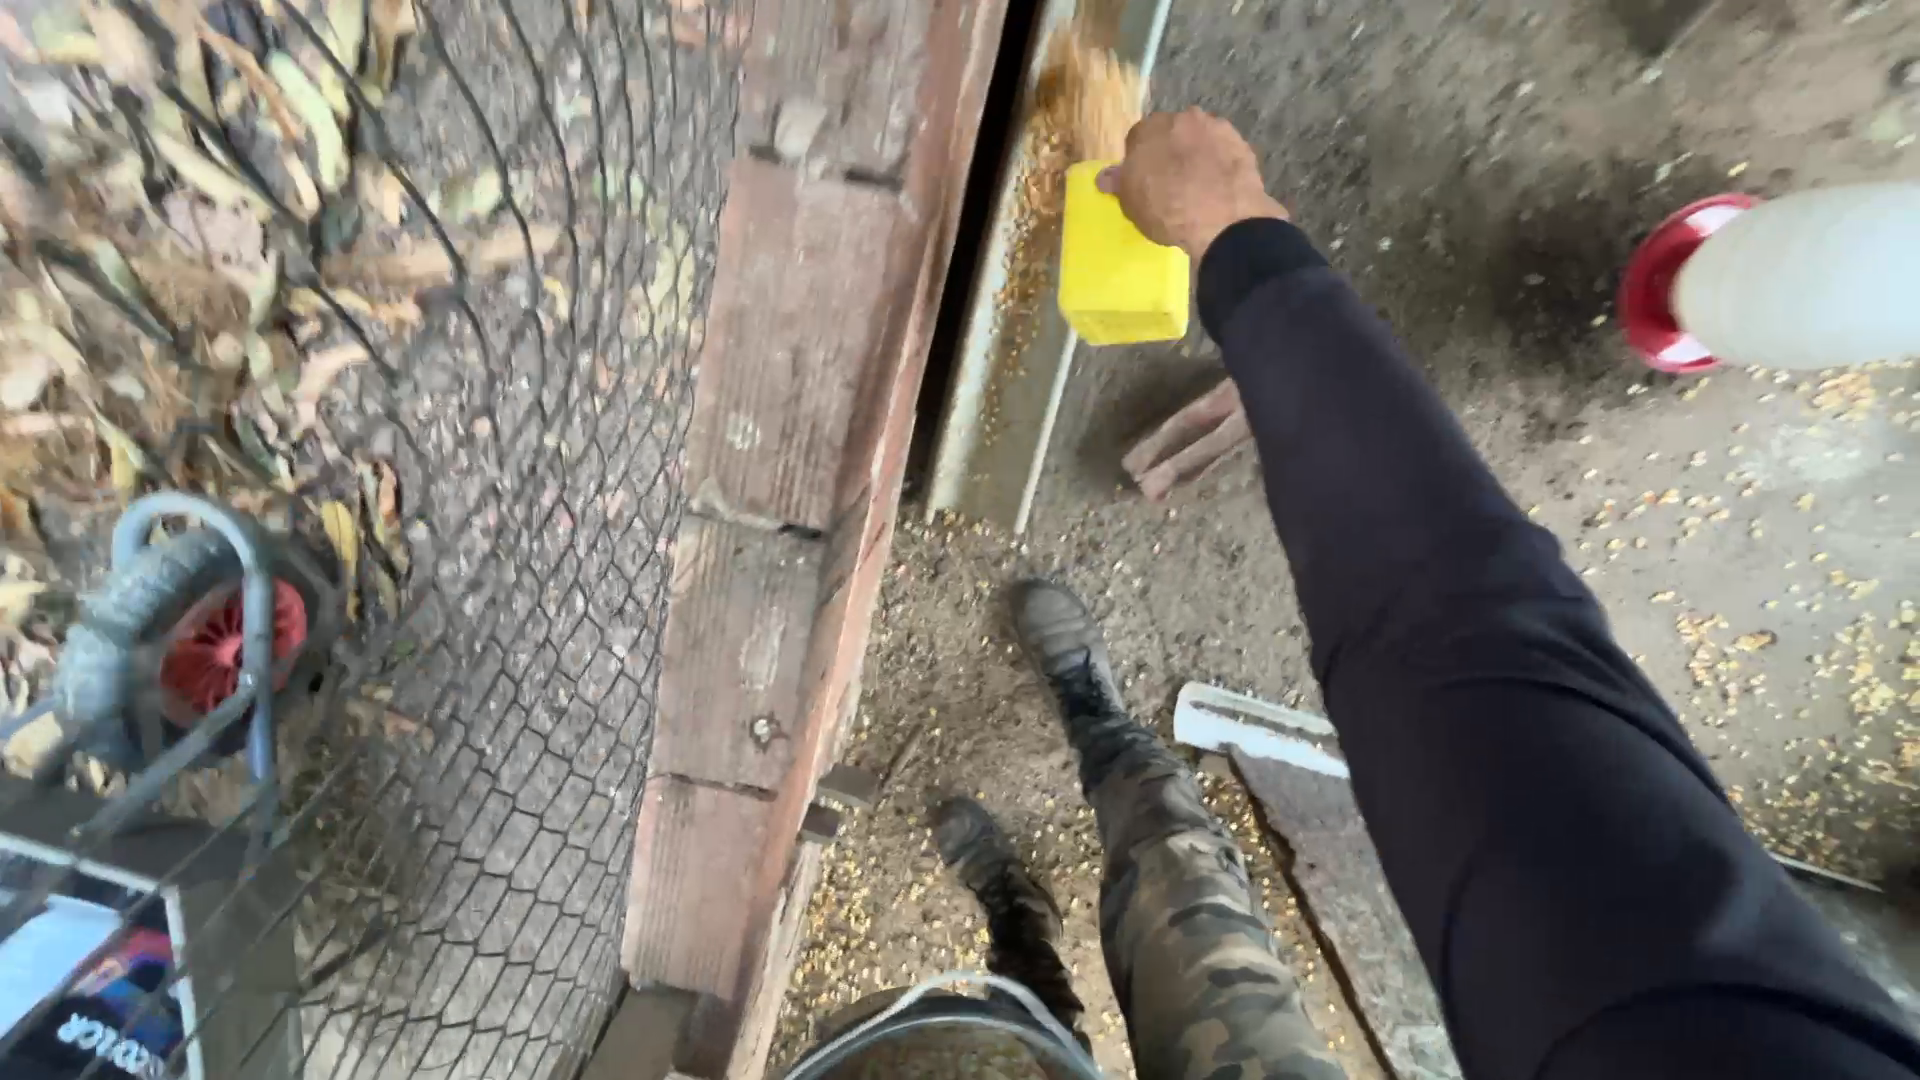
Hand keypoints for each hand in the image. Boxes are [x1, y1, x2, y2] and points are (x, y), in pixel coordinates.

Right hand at [1097, 109, 1288, 260]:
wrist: (1220, 216)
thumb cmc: (1164, 208)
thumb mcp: (1131, 202)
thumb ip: (1118, 183)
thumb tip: (1104, 176)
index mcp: (1149, 128)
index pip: (1137, 138)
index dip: (1139, 160)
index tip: (1142, 180)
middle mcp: (1183, 117)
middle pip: (1171, 133)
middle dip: (1169, 151)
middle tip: (1169, 182)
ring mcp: (1215, 127)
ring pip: (1199, 139)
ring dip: (1196, 155)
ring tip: (1196, 187)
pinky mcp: (1241, 143)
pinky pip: (1222, 152)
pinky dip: (1218, 164)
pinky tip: (1216, 187)